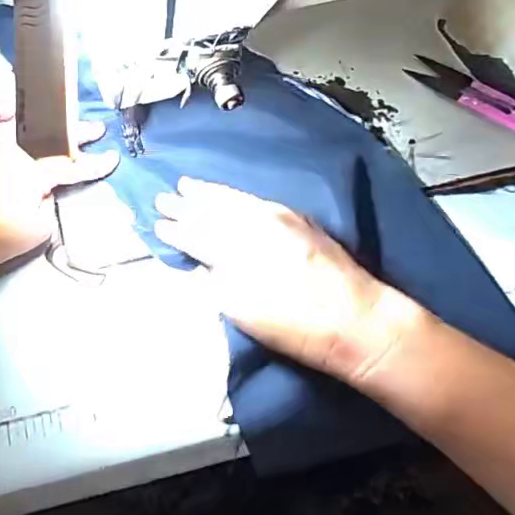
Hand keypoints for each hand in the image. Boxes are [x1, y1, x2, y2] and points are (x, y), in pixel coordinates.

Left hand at [0, 100, 118, 280]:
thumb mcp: (35, 231)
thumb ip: (47, 205)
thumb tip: (43, 192)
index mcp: (26, 167)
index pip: (68, 164)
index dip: (93, 164)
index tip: (111, 160)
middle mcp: (6, 144)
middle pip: (49, 136)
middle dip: (76, 136)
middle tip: (95, 132)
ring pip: (21, 121)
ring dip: (44, 124)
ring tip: (59, 124)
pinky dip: (0, 111)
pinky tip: (9, 112)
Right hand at [153, 178, 434, 386]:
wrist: (357, 321)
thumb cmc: (297, 329)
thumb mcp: (244, 313)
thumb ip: (213, 283)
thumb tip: (194, 264)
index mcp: (238, 252)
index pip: (197, 235)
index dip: (175, 231)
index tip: (157, 225)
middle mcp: (255, 227)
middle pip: (211, 212)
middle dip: (184, 206)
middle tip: (161, 199)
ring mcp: (278, 218)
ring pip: (232, 200)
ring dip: (207, 193)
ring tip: (186, 185)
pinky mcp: (296, 218)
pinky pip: (253, 198)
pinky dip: (233, 194)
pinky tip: (226, 192)